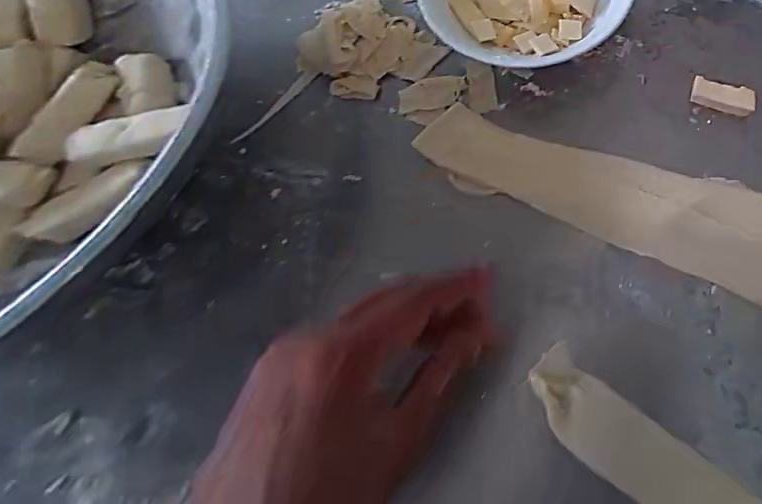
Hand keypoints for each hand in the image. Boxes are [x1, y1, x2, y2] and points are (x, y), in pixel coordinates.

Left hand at [190, 270, 497, 503]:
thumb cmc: (330, 495)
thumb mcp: (400, 438)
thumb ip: (442, 373)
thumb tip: (476, 332)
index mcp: (343, 353)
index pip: (416, 300)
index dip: (459, 287)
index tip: (491, 278)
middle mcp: (310, 337)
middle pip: (390, 299)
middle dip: (438, 300)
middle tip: (477, 314)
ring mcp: (284, 352)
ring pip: (363, 313)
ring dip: (408, 316)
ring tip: (446, 333)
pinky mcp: (270, 370)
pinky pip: (336, 333)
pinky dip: (375, 332)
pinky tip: (399, 348)